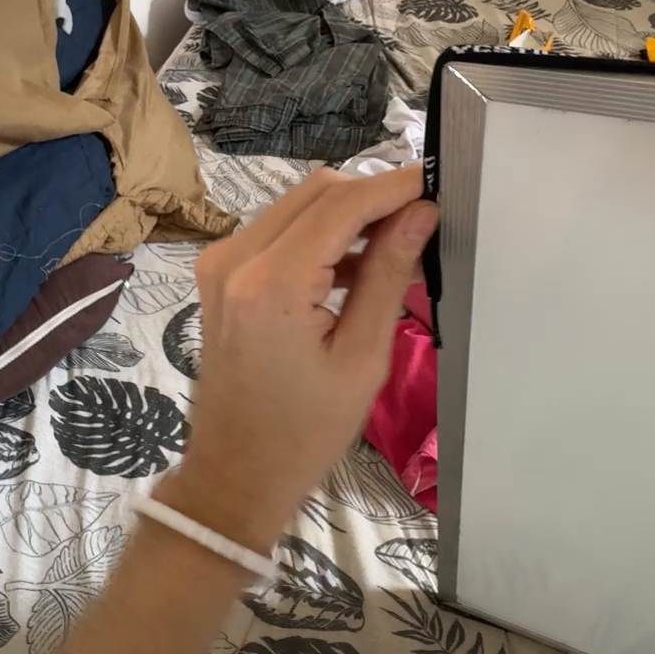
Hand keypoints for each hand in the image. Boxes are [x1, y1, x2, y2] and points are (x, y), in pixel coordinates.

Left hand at [155, 166, 438, 552]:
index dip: (392, 186)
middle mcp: (236, 257)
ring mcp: (221, 261)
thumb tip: (421, 213)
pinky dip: (319, 234)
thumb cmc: (305, 431)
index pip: (342, 204)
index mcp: (271, 283)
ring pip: (297, 205)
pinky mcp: (220, 271)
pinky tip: (355, 263)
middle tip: (421, 215)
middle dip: (371, 195)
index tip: (434, 181)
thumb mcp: (362, 356)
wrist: (234, 472)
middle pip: (317, 192)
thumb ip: (388, 273)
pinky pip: (278, 229)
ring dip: (346, 213)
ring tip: (396, 242)